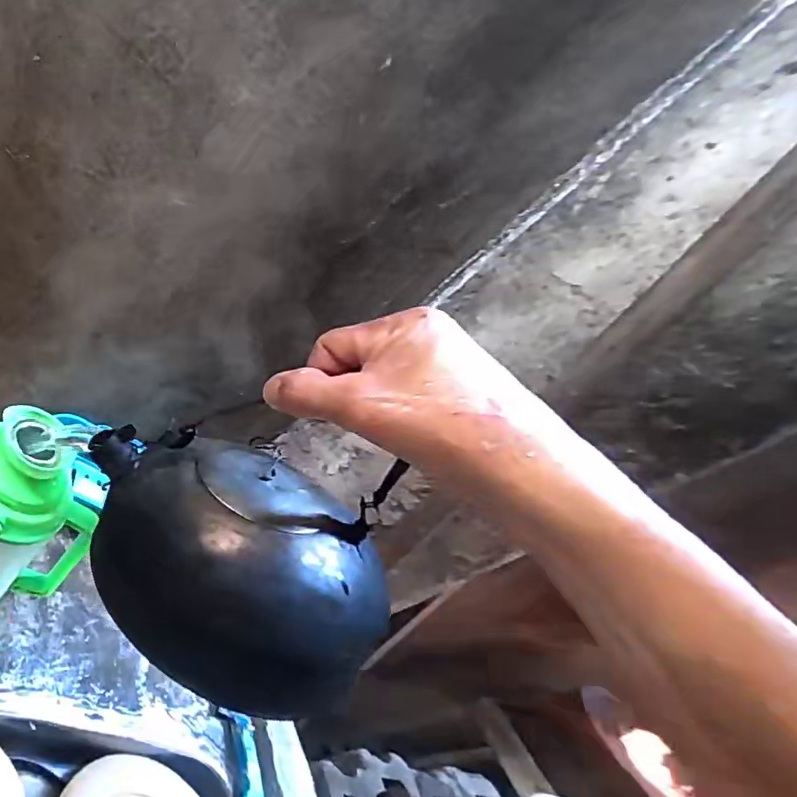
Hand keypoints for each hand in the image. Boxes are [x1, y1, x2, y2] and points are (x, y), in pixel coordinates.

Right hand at [262, 307, 558, 473]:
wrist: (525, 474)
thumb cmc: (438, 428)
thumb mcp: (357, 407)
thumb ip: (304, 392)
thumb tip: (270, 388)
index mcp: (405, 322)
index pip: (330, 346)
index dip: (322, 382)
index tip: (342, 415)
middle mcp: (429, 334)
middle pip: (354, 364)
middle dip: (351, 398)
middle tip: (375, 426)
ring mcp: (450, 365)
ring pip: (379, 387)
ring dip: (375, 412)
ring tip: (401, 435)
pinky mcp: (464, 395)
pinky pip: (407, 401)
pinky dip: (402, 421)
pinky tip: (420, 440)